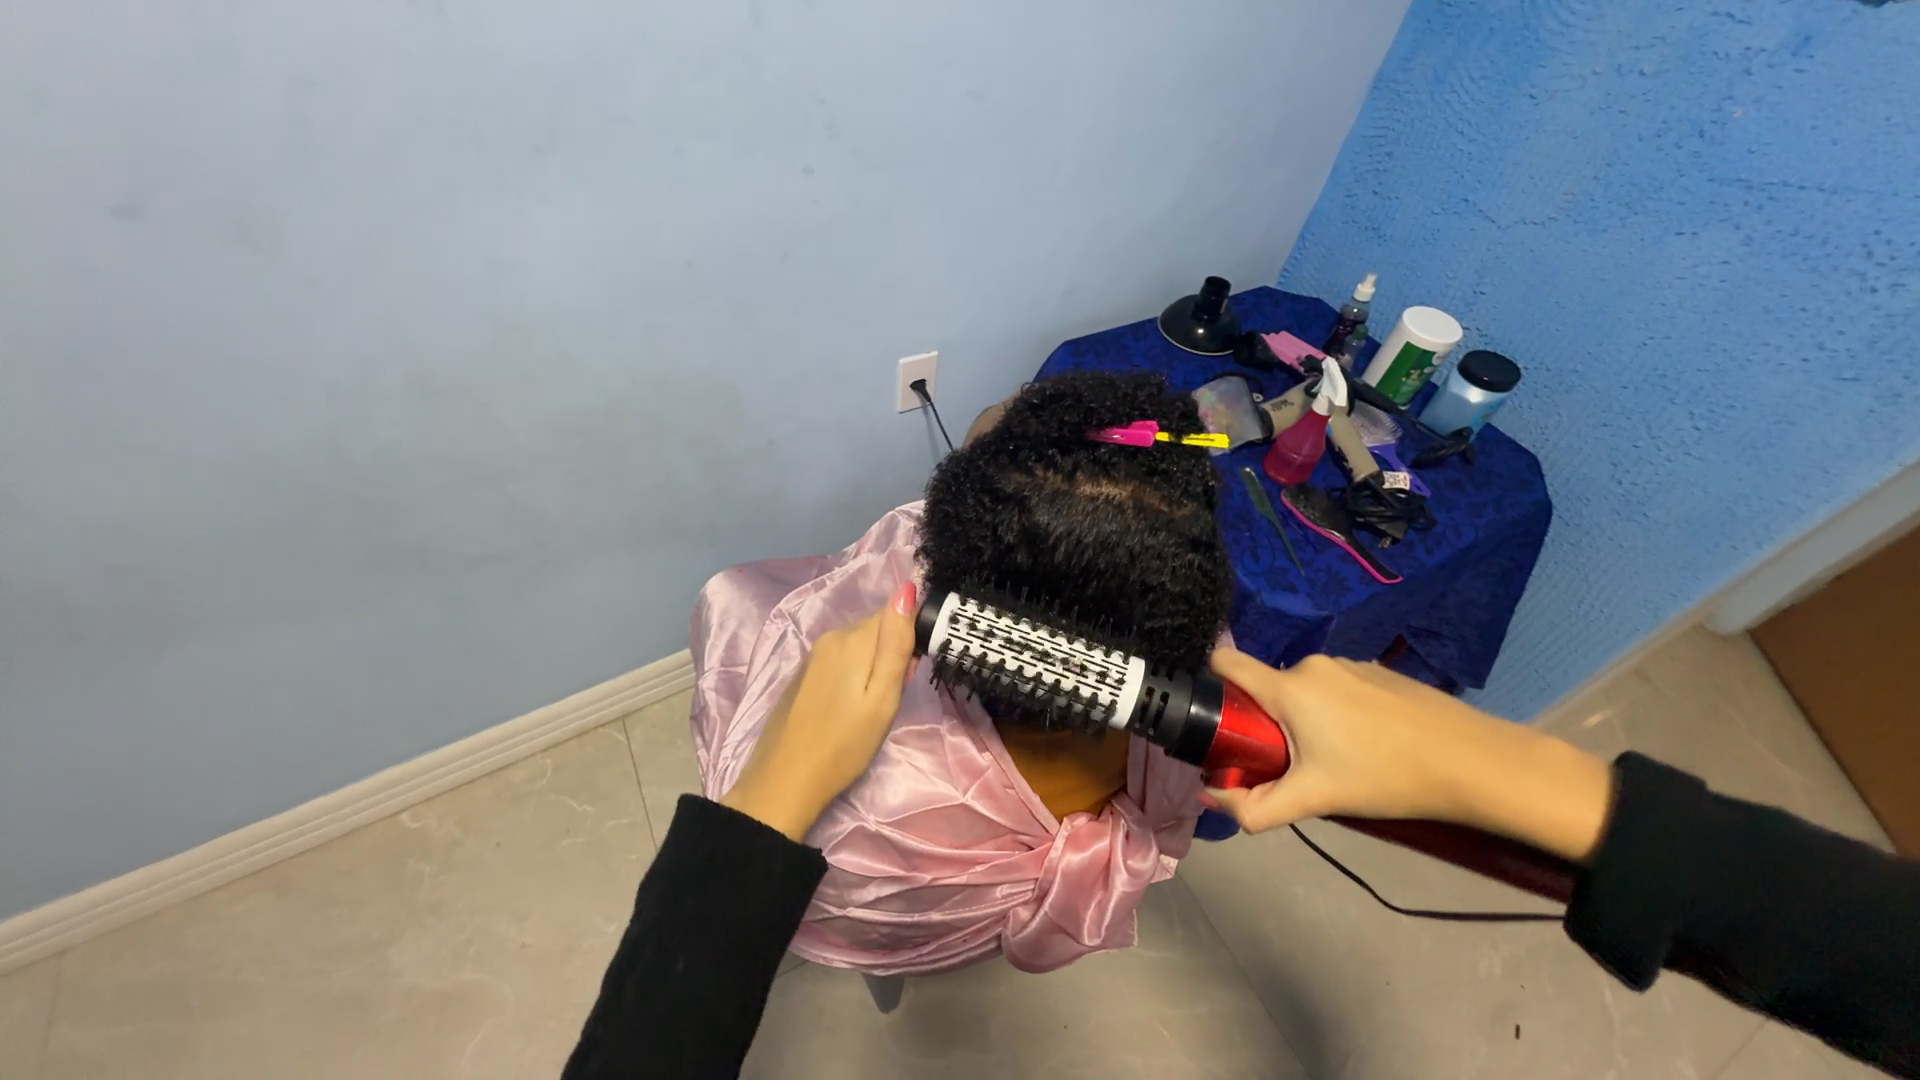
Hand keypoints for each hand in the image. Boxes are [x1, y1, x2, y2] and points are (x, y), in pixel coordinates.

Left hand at [721, 581, 919, 840]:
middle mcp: (830, 637)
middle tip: (893, 698)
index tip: (911, 674)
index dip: (910, 641)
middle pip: (876, 630)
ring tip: (873, 707)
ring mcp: (813, 656)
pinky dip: (854, 675)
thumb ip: (896, 643)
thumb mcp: (883, 698)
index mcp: (852, 639)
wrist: (784, 782)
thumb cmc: (845, 745)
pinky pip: (840, 660)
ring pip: (859, 646)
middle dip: (892, 654)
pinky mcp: (803, 675)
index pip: (894, 615)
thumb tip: (907, 589)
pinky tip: (850, 707)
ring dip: (873, 666)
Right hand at [1202, 649, 1613, 862]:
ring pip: (1304, 691)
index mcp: (1288, 688)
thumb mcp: (1315, 799)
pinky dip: (1337, 713)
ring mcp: (1349, 665)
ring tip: (1337, 759)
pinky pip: (1337, 688)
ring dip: (1305, 719)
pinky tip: (1369, 746)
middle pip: (1267, 687)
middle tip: (1292, 764)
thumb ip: (1256, 807)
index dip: (1211, 684)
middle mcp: (1312, 665)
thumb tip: (1215, 799)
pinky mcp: (1378, 672)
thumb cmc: (1385, 777)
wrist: (1474, 763)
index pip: (1224, 661)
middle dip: (1268, 722)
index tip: (1222, 721)